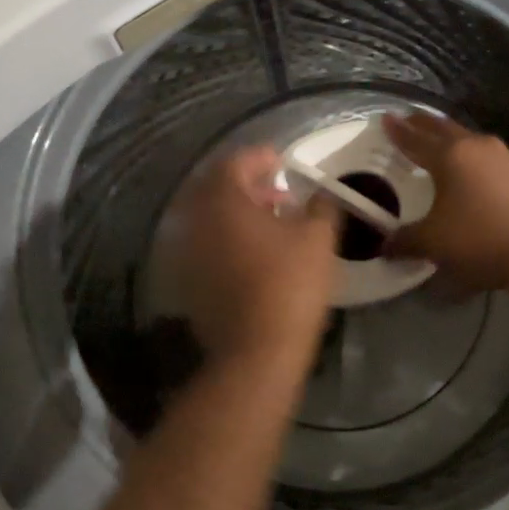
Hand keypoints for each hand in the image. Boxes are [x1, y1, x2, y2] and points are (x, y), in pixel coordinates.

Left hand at [148, 147, 340, 367]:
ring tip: (273, 221)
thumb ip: (321, 206)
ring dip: (239, 212)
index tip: (284, 161)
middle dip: (248, 184)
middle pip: (216, 189)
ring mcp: (187, 254)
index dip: (260, 157)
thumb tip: (320, 193)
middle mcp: (196, 222)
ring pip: (210, 218)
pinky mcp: (189, 282)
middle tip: (279, 189)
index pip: (234, 162)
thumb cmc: (290, 284)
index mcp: (223, 202)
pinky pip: (208, 244)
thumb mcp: (318, 237)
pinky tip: (259, 251)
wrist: (256, 352)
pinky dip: (230, 237)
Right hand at [383, 113, 508, 291]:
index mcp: (451, 155)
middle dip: (425, 125)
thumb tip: (383, 245)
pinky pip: (492, 158)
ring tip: (442, 144)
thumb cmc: (480, 239)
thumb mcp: (434, 243)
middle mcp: (479, 146)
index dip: (398, 131)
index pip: (416, 139)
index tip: (386, 118)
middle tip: (409, 121)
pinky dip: (477, 159)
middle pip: (445, 130)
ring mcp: (507, 157)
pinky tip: (478, 170)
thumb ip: (405, 241)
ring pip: (472, 140)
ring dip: (454, 139)